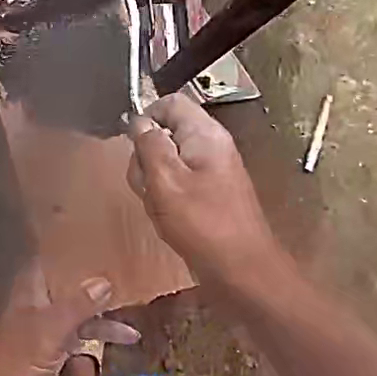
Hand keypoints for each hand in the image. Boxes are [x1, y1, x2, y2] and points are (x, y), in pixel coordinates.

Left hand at [0, 260, 139, 375]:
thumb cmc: (17, 353)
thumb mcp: (52, 328)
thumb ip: (78, 305)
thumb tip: (104, 280)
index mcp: (30, 287)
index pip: (50, 258)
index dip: (69, 249)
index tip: (95, 239)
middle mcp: (37, 299)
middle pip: (67, 283)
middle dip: (92, 280)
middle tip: (125, 272)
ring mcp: (44, 322)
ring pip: (76, 309)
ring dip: (101, 312)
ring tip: (134, 315)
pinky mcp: (50, 343)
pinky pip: (78, 330)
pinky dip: (96, 332)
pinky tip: (123, 337)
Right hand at [126, 92, 288, 291]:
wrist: (243, 273)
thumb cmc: (203, 224)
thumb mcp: (166, 179)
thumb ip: (149, 144)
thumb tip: (138, 120)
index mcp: (206, 135)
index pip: (170, 102)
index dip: (146, 115)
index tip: (133, 142)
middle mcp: (210, 146)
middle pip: (162, 131)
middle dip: (144, 155)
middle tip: (149, 182)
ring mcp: (209, 170)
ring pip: (162, 158)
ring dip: (150, 179)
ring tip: (158, 203)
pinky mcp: (206, 192)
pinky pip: (172, 181)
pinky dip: (161, 194)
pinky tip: (166, 214)